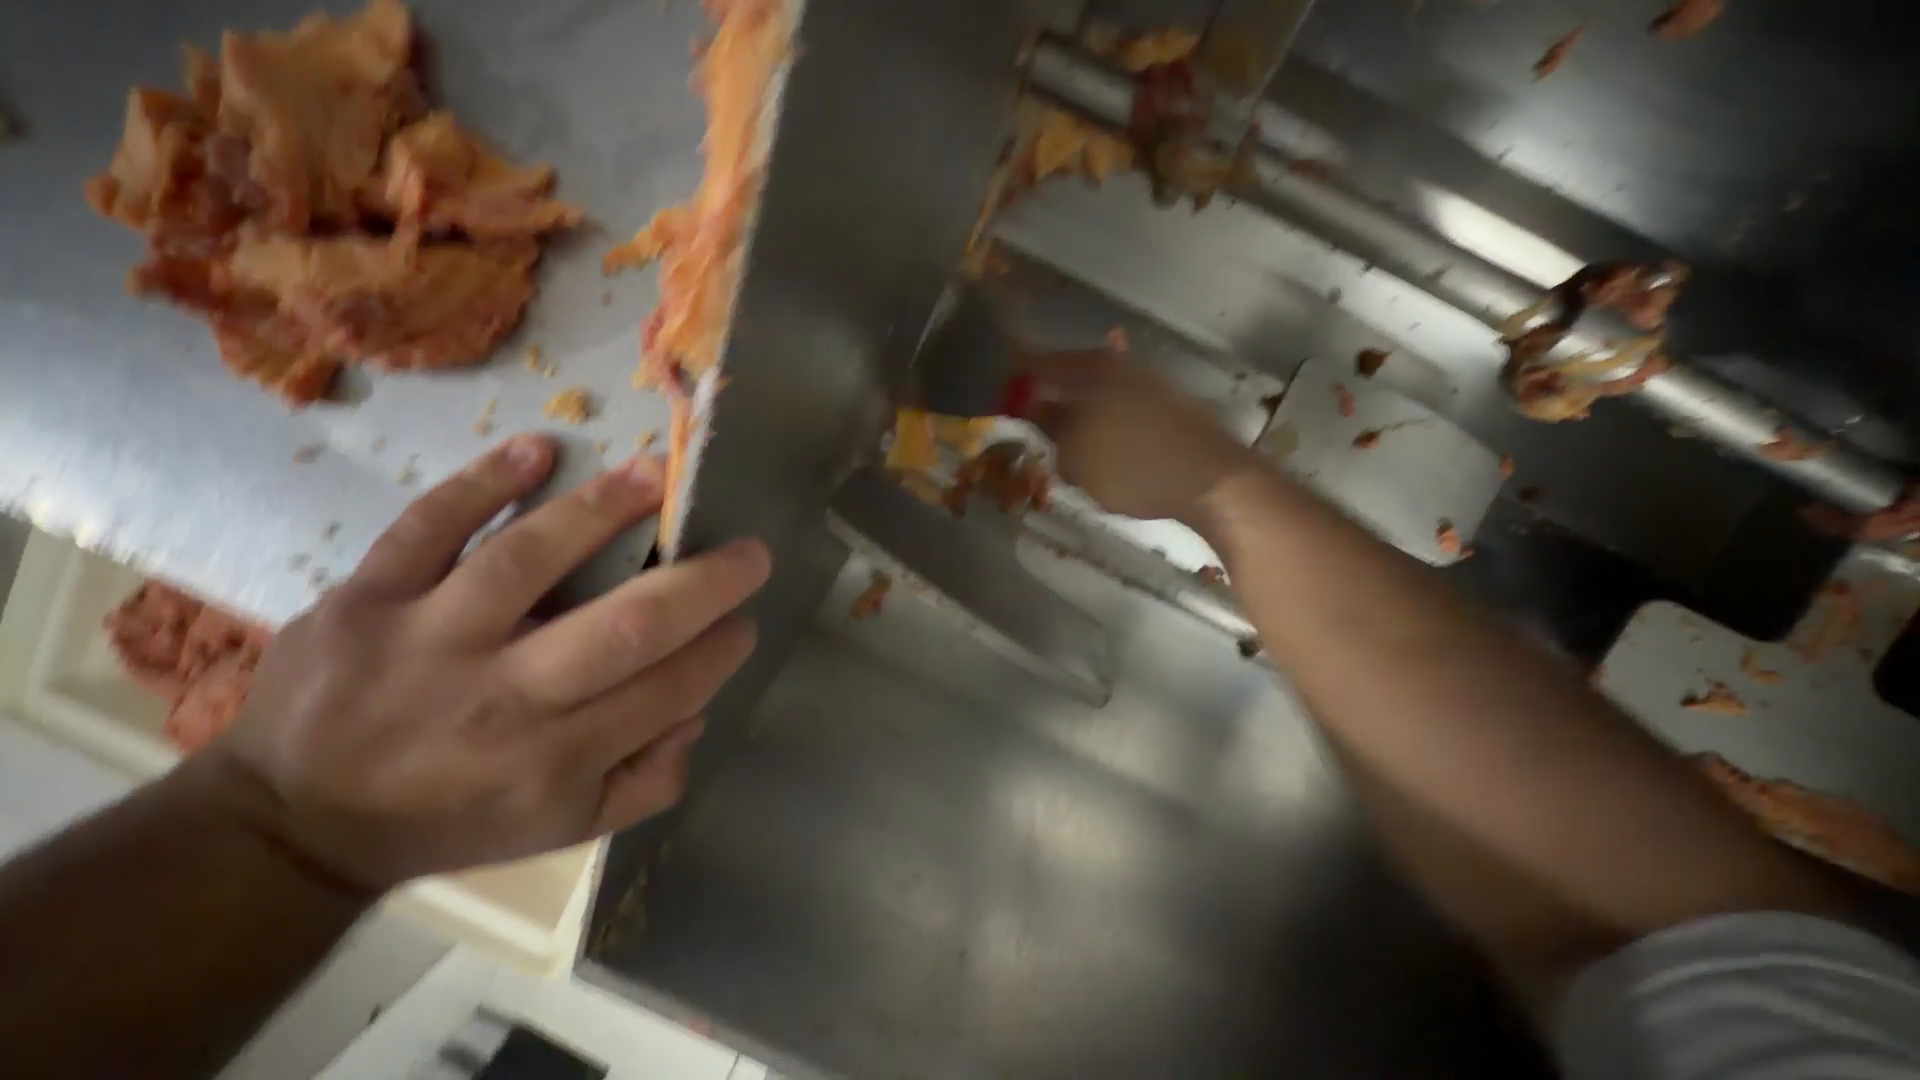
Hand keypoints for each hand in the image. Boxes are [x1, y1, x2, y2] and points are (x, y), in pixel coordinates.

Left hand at [197, 434, 770, 892]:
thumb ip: (644, 783)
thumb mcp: (561, 830)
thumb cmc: (452, 819)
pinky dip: (482, 483)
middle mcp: (503, 700)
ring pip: (525, 560)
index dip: (719, 649)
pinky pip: (428, 527)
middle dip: (701, 584)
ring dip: (601, 510)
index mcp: (556, 761)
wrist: (297, 822)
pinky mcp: (366, 598)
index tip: (745, 618)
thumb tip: (696, 713)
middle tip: (750, 552)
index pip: (667, 691)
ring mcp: (429, 640)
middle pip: (622, 629)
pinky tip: (540, 450)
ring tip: (659, 473)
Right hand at [1029, 351, 1258, 521]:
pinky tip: (1098, 452)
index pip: (1038, 362)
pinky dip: (1103, 427)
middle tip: (1024, 421)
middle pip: (1071, 378)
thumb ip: (1049, 432)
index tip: (993, 391)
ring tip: (1058, 443)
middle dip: (1046, 398)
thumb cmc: (1134, 466)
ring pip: (1098, 397)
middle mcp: (1121, 367)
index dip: (1013, 376)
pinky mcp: (1170, 412)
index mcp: (1093, 368)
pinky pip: (1121, 413)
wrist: (1213, 482)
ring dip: (1076, 415)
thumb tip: (1035, 414)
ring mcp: (1149, 387)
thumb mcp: (1076, 458)